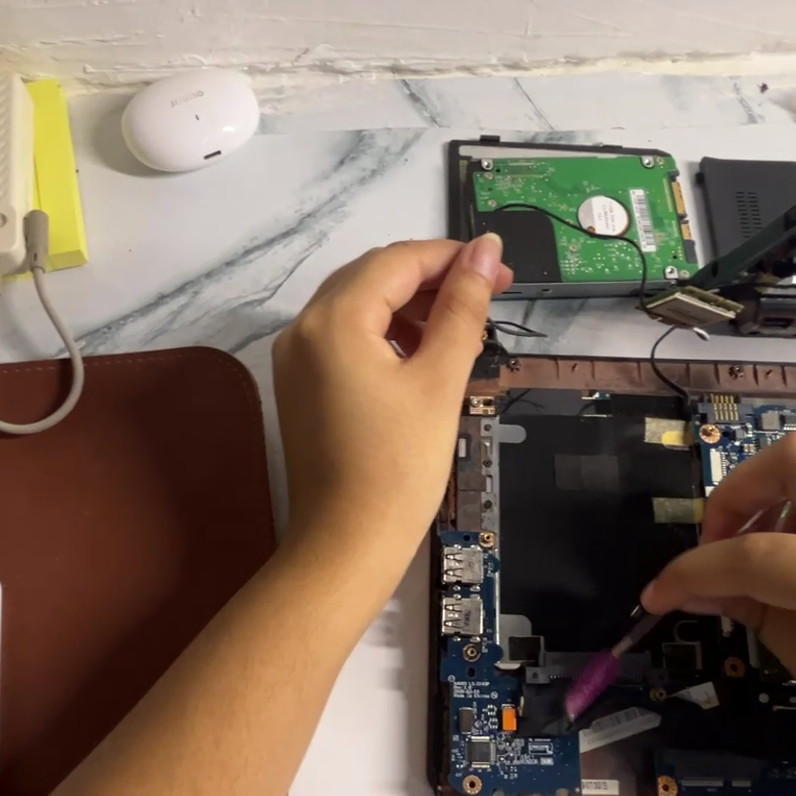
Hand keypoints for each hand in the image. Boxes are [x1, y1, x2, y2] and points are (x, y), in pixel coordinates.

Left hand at [272, 236, 512, 571]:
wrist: (348, 546)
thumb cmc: (399, 468)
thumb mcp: (439, 382)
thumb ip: (462, 309)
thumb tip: (486, 249)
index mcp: (332, 320)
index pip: (396, 262)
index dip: (452, 258)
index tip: (501, 270)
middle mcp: (302, 329)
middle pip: (372, 278)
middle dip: (430, 280)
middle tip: (487, 296)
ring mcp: (294, 360)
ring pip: (357, 308)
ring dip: (408, 308)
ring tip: (457, 330)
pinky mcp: (299, 389)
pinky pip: (343, 341)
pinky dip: (383, 338)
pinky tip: (418, 358)